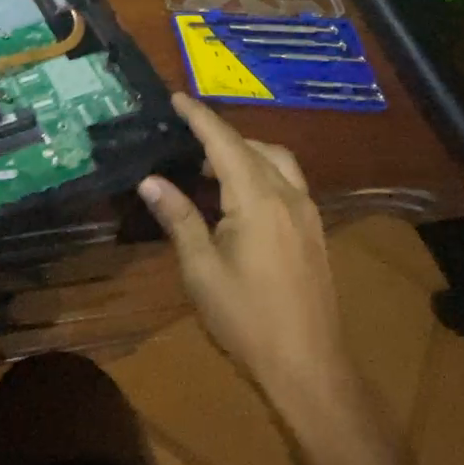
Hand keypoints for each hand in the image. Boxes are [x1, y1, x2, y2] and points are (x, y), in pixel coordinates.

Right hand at [138, 93, 346, 397]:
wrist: (308, 367)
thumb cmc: (246, 317)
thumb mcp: (200, 268)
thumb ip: (179, 217)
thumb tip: (150, 180)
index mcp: (257, 200)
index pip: (224, 143)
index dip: (199, 118)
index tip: (176, 97)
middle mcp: (288, 198)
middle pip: (255, 148)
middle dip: (220, 135)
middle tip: (182, 138)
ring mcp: (307, 216)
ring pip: (277, 163)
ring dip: (243, 153)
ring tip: (206, 167)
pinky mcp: (314, 234)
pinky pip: (287, 184)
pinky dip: (260, 173)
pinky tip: (235, 198)